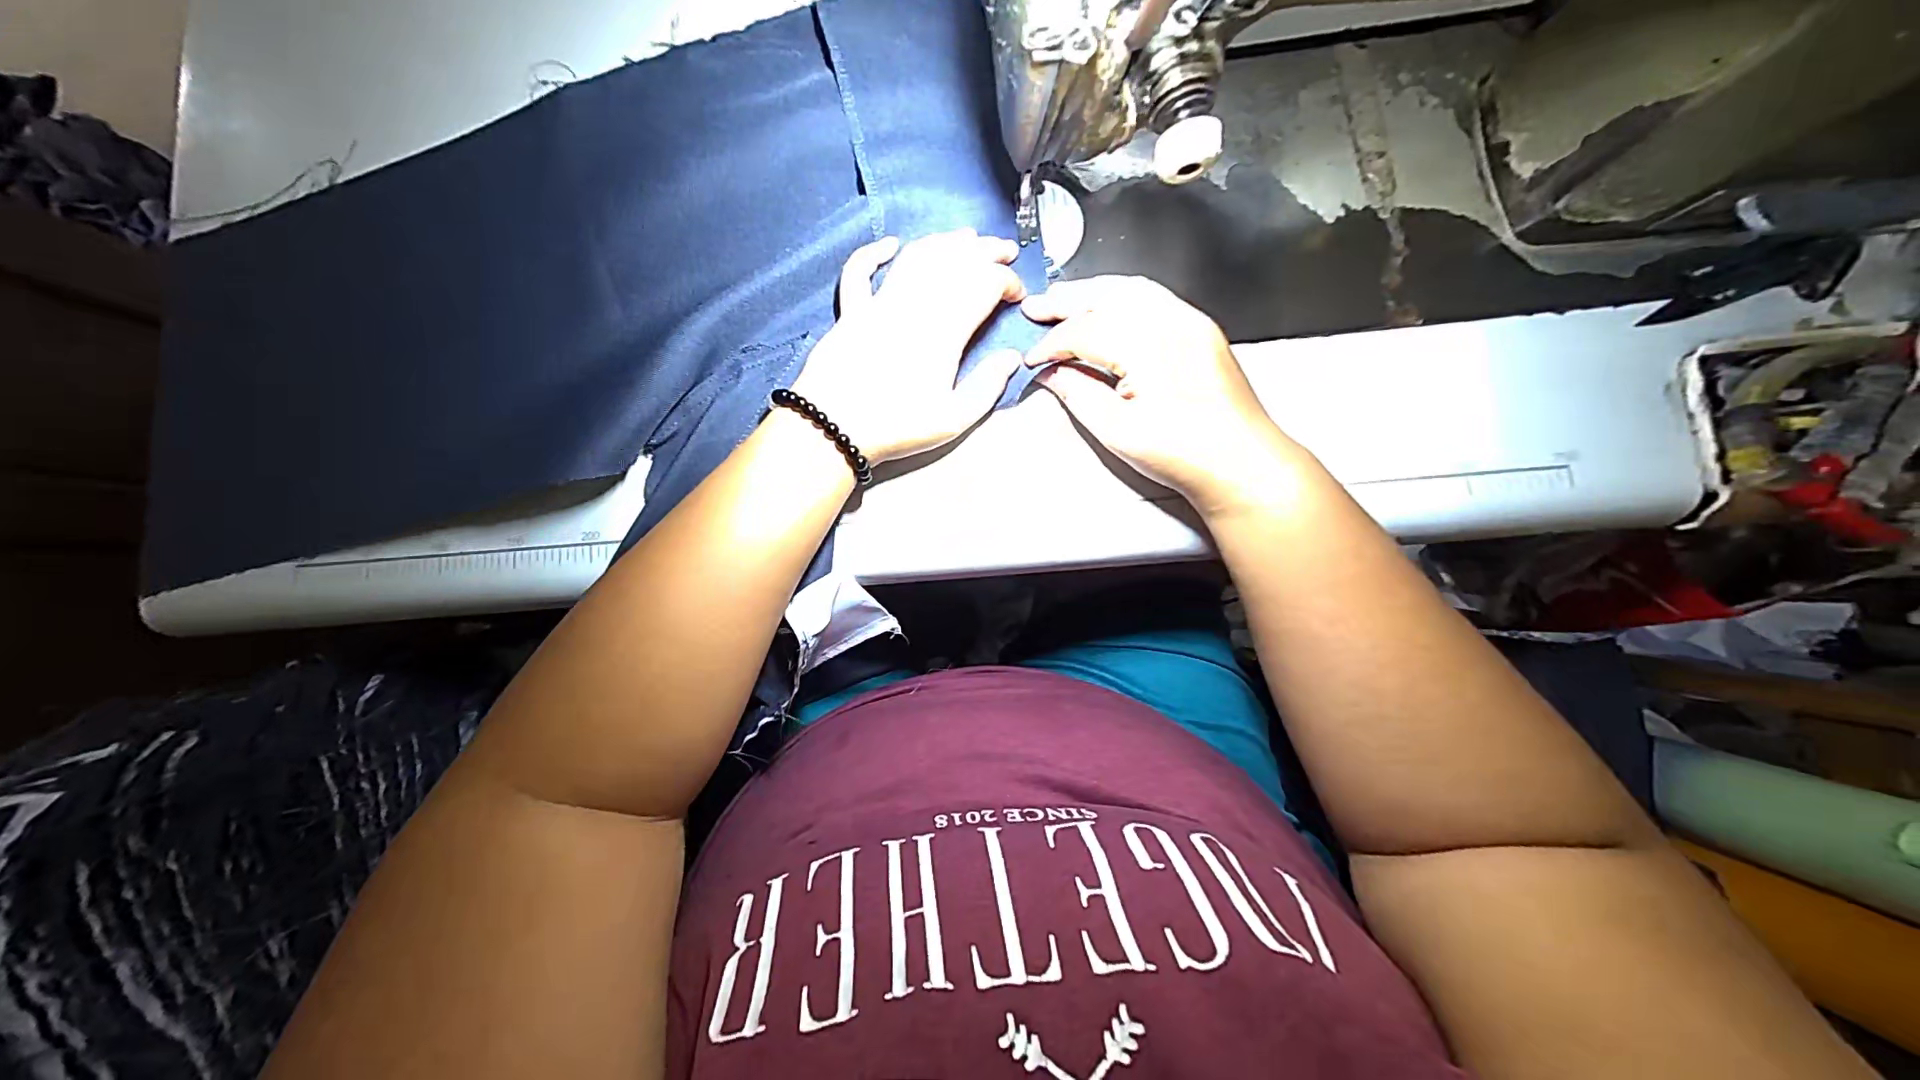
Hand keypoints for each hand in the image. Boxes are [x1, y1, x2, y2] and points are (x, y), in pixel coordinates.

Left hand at [789, 229, 1026, 464]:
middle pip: (955, 260)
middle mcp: (914, 305)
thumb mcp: (953, 419)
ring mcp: (879, 304)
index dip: (1007, 281)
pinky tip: (888, 244)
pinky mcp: (851, 312)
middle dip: (986, 250)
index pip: (984, 283)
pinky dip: (873, 253)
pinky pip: (859, 271)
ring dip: (944, 242)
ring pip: (916, 256)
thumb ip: (987, 386)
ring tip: (966, 238)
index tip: (1016, 295)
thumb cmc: (895, 426)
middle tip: (1005, 251)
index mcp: (944, 330)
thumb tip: (1010, 359)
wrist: (832, 427)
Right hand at [1022, 275, 1299, 516]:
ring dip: (1095, 292)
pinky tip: (1109, 308)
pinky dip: (1124, 297)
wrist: (1241, 463)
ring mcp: (1190, 322)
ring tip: (1066, 300)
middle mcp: (1171, 322)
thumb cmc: (1187, 453)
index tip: (1034, 358)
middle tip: (1037, 308)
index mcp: (1146, 345)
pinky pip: (1156, 299)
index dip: (1052, 342)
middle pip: (1106, 295)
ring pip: (1132, 290)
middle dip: (1067, 300)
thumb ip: (1077, 392)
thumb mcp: (1115, 430)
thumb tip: (1052, 373)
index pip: (1084, 329)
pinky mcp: (1201, 330)